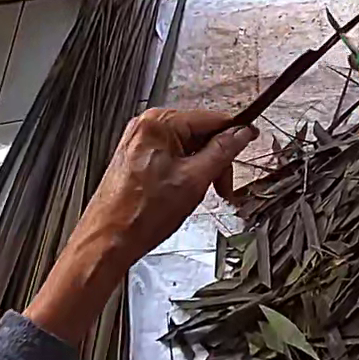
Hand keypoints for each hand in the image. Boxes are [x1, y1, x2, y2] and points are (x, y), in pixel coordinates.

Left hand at [26, 109, 257, 341]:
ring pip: (187, 147)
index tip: (251, 143)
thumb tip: (241, 133)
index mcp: (159, 123)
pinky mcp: (136, 158)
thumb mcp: (194, 180)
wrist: (107, 241)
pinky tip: (183, 193)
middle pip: (199, 133)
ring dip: (201, 168)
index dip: (234, 133)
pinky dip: (185, 173)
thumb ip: (222, 151)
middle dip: (215, 159)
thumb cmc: (140, 214)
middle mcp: (146, 126)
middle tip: (222, 187)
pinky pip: (172, 157)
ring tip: (200, 194)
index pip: (211, 118)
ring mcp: (139, 142)